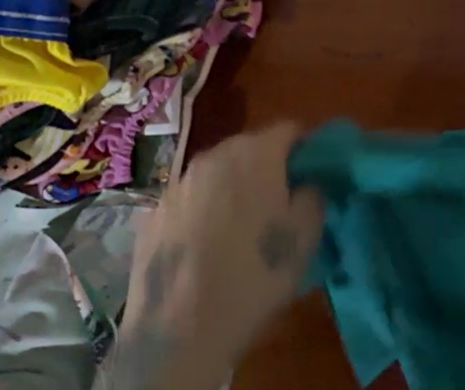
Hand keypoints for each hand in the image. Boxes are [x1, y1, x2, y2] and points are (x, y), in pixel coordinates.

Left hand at [113, 123, 325, 388]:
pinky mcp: (151, 215)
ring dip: (233, 189)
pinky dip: (203, 212)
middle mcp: (212, 156)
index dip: (306, 151)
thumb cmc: (254, 276)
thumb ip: (314, 193)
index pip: (291, 130)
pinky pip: (190, 201)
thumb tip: (307, 182)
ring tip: (242, 227)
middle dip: (269, 167)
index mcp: (255, 152)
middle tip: (281, 204)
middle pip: (251, 148)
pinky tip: (207, 247)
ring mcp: (176, 185)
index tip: (313, 177)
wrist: (177, 335)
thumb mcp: (306, 235)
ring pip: (217, 174)